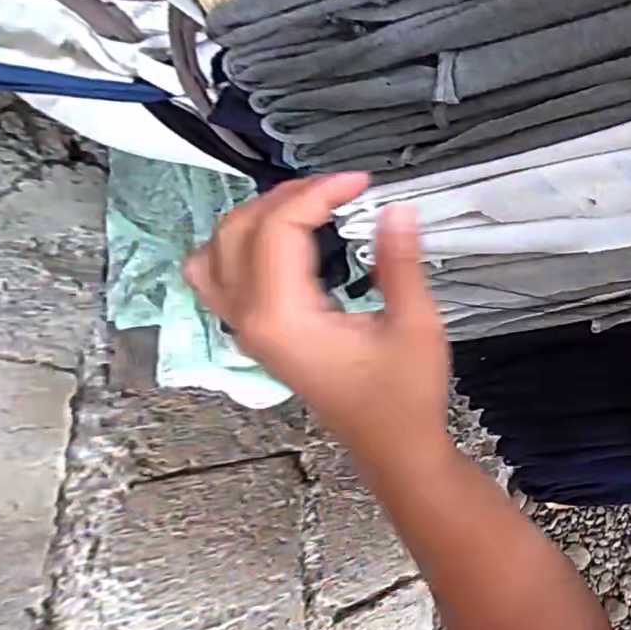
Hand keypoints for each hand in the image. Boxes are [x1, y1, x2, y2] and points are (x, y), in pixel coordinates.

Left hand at [183, 173, 450, 469]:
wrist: (394, 446)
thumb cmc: (404, 396)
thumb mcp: (415, 325)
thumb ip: (400, 262)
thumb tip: (396, 209)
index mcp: (283, 318)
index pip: (279, 228)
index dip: (320, 193)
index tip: (362, 183)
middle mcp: (250, 321)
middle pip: (239, 230)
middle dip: (289, 196)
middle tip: (340, 190)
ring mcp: (246, 331)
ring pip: (215, 251)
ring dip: (256, 217)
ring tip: (306, 208)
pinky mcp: (256, 336)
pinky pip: (218, 279)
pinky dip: (239, 246)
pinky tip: (278, 243)